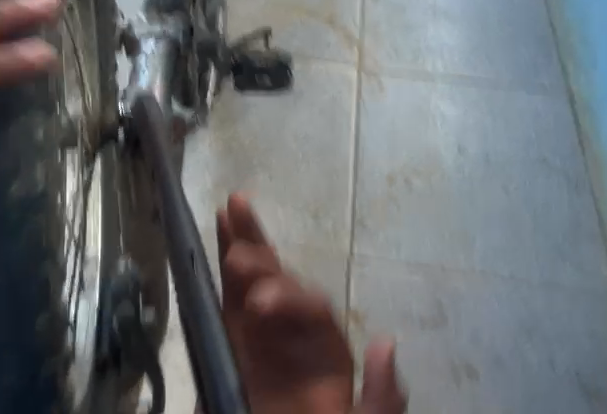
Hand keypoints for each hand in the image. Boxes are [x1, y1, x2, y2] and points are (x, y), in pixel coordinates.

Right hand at [218, 194, 406, 413]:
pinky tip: (221, 223)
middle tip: (238, 253)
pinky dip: (222, 260)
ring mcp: (262, 337)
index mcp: (328, 362)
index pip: (314, 316)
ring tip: (231, 211)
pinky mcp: (231, 342)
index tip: (260, 306)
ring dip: (244, 244)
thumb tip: (386, 346)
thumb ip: (379, 401)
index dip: (289, 302)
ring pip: (254, 280)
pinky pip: (227, 296)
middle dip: (262, 264)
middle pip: (282, 286)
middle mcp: (296, 340)